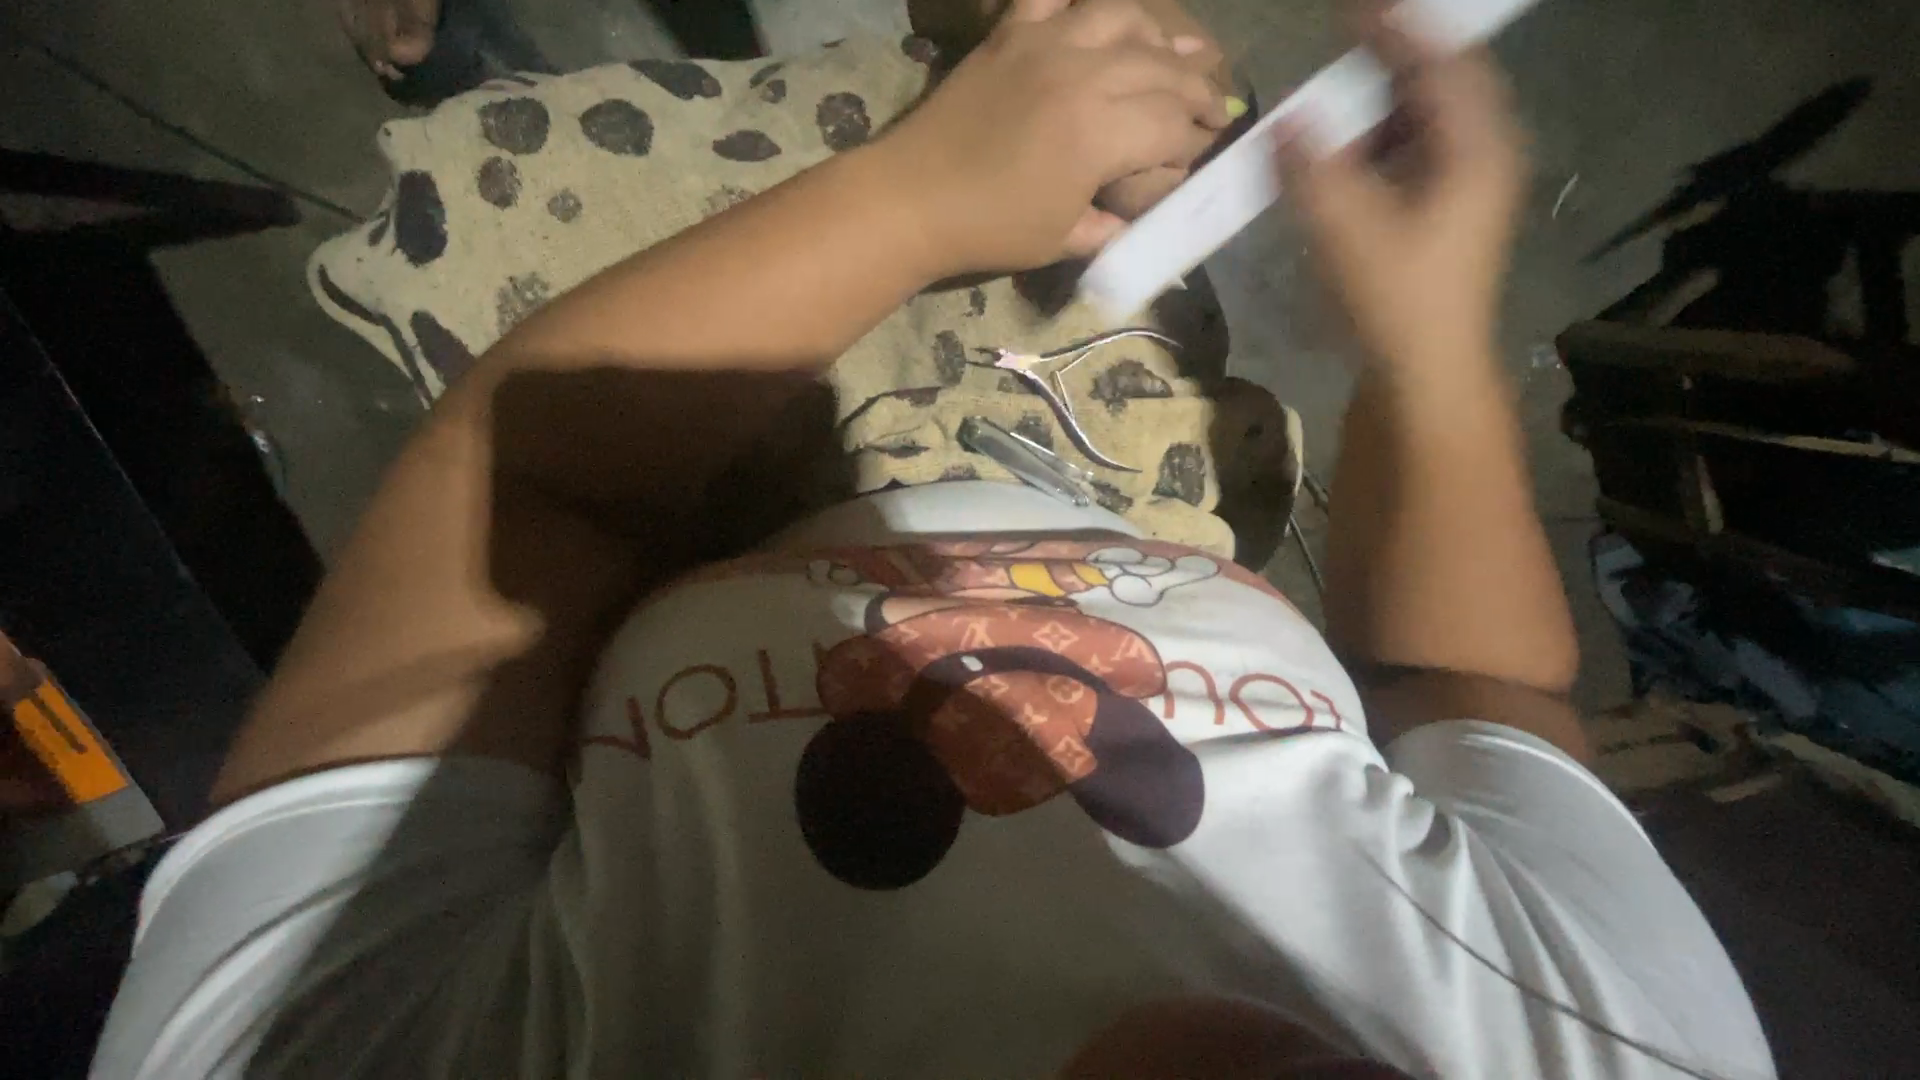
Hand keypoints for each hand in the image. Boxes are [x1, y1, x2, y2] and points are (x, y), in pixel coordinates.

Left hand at [882, 0, 1228, 272]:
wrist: (912, 199)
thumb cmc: (988, 230)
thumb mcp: (1058, 241)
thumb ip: (1108, 227)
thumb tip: (1139, 225)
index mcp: (1101, 133)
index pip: (1171, 122)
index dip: (1196, 137)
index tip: (1208, 147)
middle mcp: (1084, 72)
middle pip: (1161, 65)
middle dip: (1195, 84)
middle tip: (1211, 101)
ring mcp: (1047, 41)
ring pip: (1124, 16)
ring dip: (1159, 32)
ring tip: (1175, 52)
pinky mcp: (1012, 30)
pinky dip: (1086, 1)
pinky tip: (1103, 14)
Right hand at [1279, 13, 1525, 370]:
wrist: (1423, 372)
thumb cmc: (1394, 299)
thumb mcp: (1346, 230)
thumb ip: (1313, 169)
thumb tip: (1287, 121)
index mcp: (1474, 150)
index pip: (1440, 64)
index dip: (1396, 30)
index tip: (1352, 8)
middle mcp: (1480, 160)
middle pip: (1436, 91)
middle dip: (1385, 69)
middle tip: (1337, 56)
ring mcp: (1464, 192)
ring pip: (1421, 129)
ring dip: (1375, 115)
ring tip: (1330, 111)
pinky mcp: (1442, 222)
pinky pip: (1410, 162)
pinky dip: (1374, 153)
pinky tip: (1341, 165)